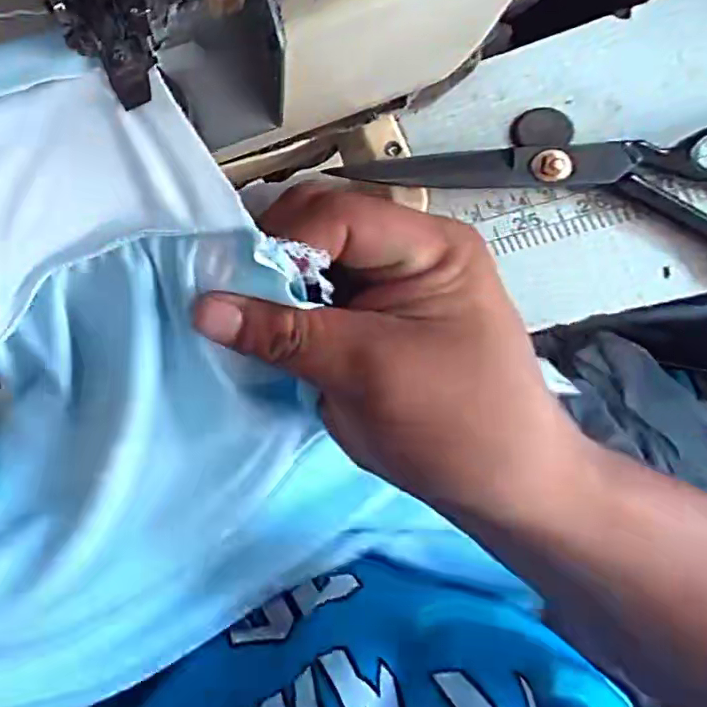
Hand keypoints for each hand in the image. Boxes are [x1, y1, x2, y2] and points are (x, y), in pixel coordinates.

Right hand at [194, 185, 593, 522]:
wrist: (503, 491)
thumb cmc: (460, 426)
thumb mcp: (369, 374)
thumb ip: (284, 335)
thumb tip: (202, 308)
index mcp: (428, 245)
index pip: (337, 215)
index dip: (283, 243)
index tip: (238, 288)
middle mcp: (400, 248)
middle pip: (313, 222)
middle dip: (269, 257)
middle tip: (237, 300)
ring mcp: (378, 280)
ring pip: (299, 254)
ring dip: (267, 283)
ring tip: (245, 318)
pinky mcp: (357, 311)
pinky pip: (301, 290)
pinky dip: (274, 306)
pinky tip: (260, 330)